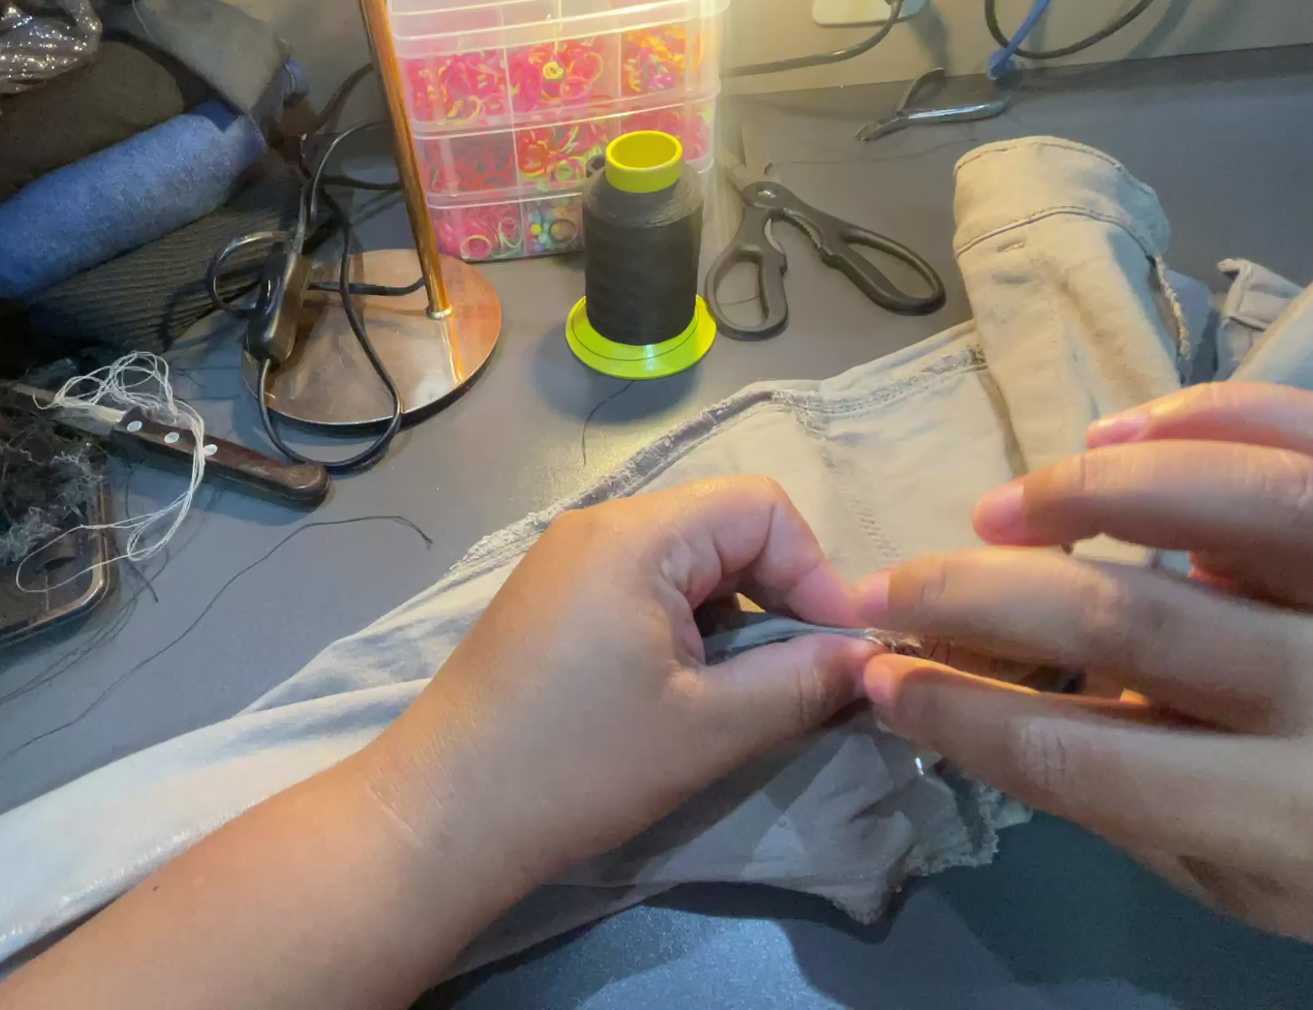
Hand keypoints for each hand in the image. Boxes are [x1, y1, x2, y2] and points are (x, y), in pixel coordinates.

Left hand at [364, 477, 875, 888]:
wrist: (448, 806)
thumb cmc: (579, 761)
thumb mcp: (709, 727)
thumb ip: (802, 682)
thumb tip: (864, 656)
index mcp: (635, 533)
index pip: (759, 505)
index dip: (813, 569)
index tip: (832, 649)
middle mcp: (598, 524)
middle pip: (721, 525)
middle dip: (776, 592)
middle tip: (795, 671)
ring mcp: (567, 556)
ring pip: (684, 556)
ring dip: (730, 610)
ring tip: (736, 683)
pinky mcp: (553, 592)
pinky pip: (642, 579)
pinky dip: (683, 617)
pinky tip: (679, 678)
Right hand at [849, 383, 1312, 956]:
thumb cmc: (1305, 837)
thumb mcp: (1190, 854)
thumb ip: (1065, 768)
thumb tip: (915, 673)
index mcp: (1296, 816)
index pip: (1080, 756)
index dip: (953, 710)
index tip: (878, 674)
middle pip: (1135, 622)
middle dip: (971, 597)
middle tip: (888, 589)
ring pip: (1265, 506)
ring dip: (1093, 493)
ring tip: (1000, 512)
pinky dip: (1217, 411)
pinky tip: (1117, 431)